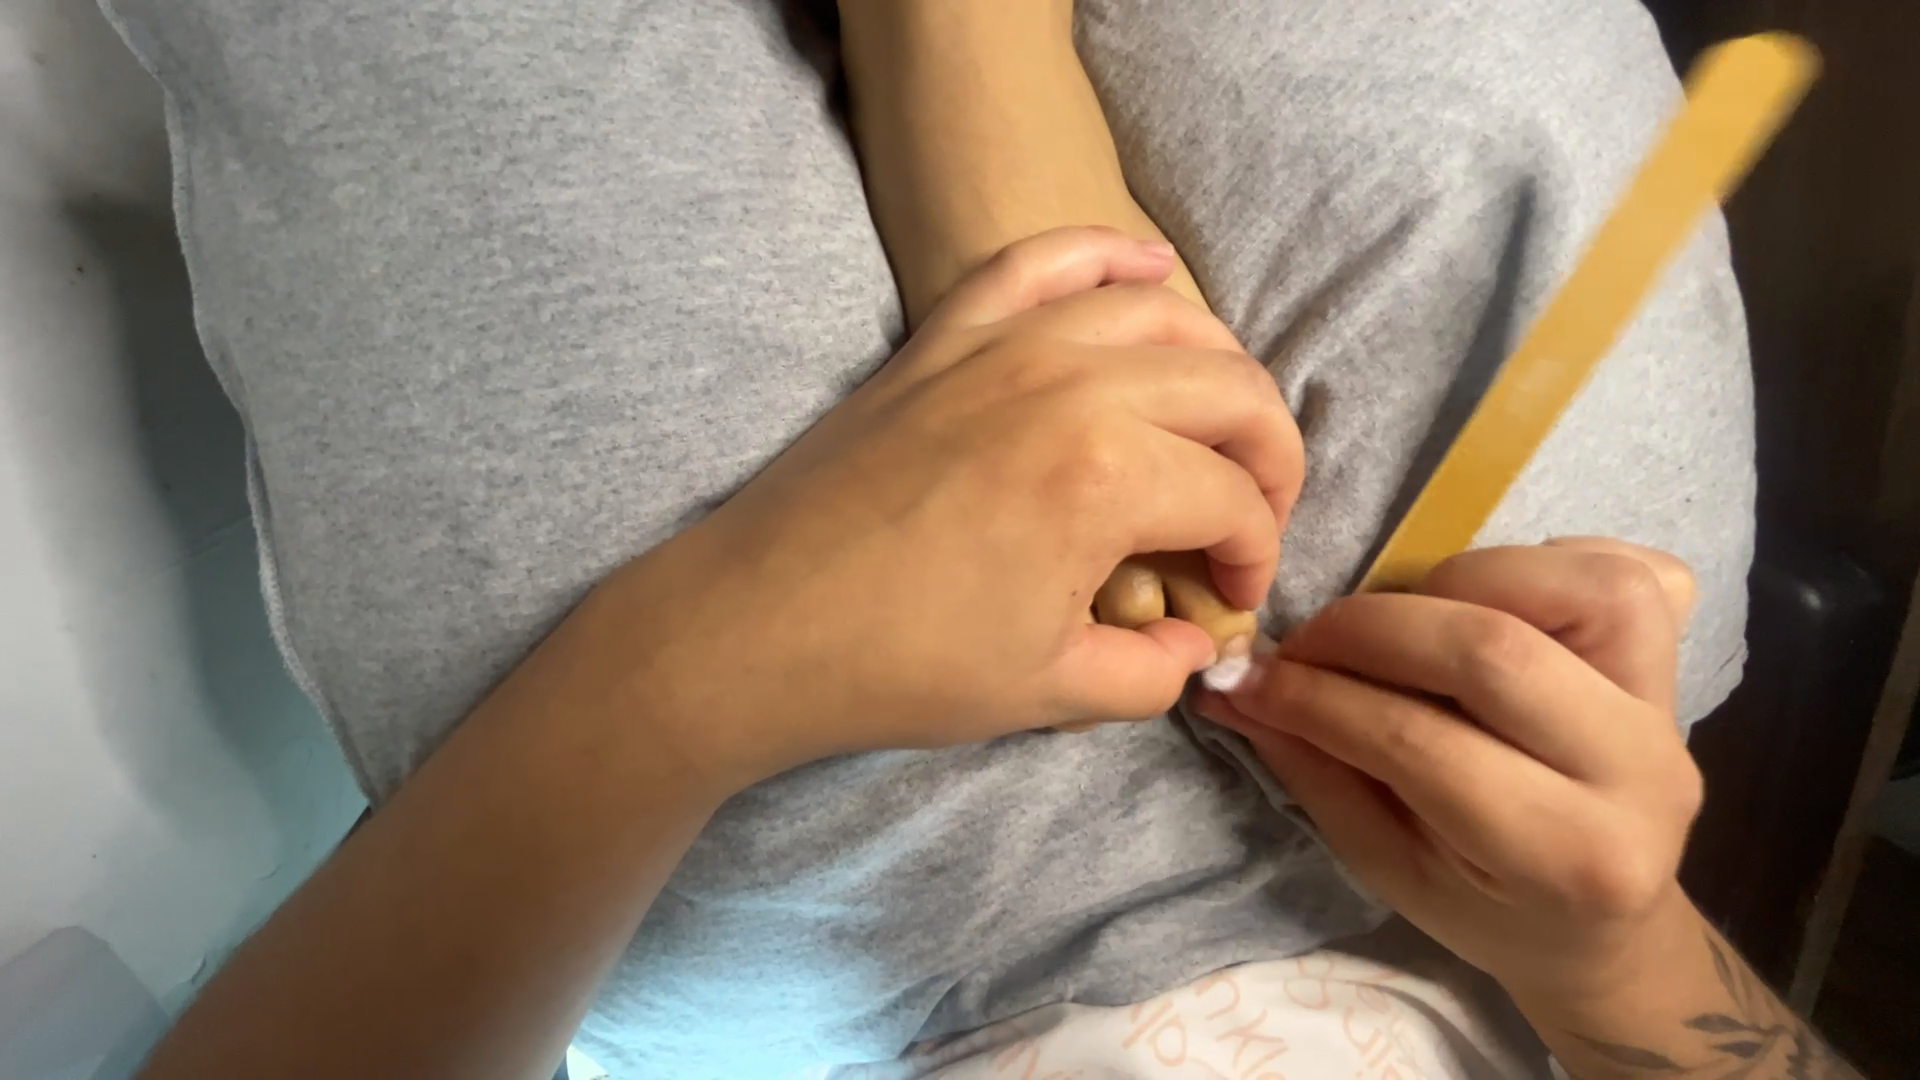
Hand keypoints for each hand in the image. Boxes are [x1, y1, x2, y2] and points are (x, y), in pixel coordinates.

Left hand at [608, 227, 1303, 789]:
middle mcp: (1068, 385)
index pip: (1233, 502)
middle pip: (1226, 391)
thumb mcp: (1052, 692)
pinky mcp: (944, 339)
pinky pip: (1039, 262)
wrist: (758, 625)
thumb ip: (1155, 672)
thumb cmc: (900, 666)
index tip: (1231, 600)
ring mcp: (1000, 346)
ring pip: (1156, 314)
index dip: (1255, 556)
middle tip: (1251, 518)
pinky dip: (1104, 255)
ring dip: (1214, 363)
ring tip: (1223, 418)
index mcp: (1106, 476)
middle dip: (1268, 458)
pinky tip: (1147, 268)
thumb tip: (1198, 645)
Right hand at [1195, 539, 1704, 1004]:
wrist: (1601, 923)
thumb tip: (1224, 687)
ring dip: (1460, 580)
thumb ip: (1304, 762)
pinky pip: (1629, 570)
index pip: (1416, 742)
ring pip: (1586, 587)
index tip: (1247, 680)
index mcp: (1559, 853)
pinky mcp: (1675, 666)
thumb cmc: (1477, 902)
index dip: (1313, 697)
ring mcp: (1670, 708)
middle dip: (1365, 630)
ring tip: (1402, 618)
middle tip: (1305, 646)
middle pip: (1492, 650)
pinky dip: (1540, 563)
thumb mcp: (1376, 856)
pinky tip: (1482, 598)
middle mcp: (1638, 774)